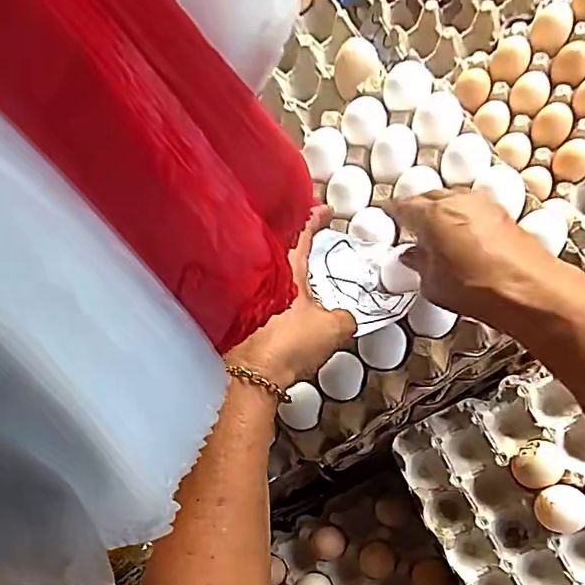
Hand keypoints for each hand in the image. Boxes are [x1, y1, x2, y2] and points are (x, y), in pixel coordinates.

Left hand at [224, 205, 356, 387]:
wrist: (253, 374)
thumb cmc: (287, 345)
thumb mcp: (333, 329)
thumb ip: (345, 318)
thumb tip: (345, 319)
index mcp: (288, 270)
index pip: (302, 233)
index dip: (315, 218)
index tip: (324, 210)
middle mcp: (263, 279)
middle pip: (279, 251)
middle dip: (295, 243)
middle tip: (309, 240)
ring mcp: (248, 299)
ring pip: (268, 276)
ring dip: (283, 273)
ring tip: (299, 277)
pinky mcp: (239, 321)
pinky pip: (260, 300)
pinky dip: (272, 299)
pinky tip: (282, 310)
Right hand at [390, 189, 584, 328]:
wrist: (528, 290)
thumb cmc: (481, 287)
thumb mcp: (432, 283)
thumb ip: (418, 264)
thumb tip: (413, 257)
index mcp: (432, 214)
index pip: (403, 206)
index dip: (392, 212)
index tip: (388, 216)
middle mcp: (458, 200)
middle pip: (429, 198)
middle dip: (416, 211)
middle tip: (407, 227)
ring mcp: (484, 204)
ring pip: (452, 201)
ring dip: (440, 214)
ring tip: (432, 236)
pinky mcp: (503, 215)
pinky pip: (473, 211)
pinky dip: (461, 220)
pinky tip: (459, 240)